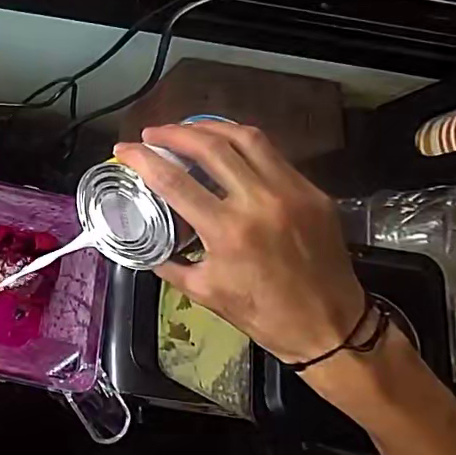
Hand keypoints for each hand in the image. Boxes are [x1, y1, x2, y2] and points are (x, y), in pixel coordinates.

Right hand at [114, 120, 365, 363]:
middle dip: (173, 133)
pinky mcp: (312, 191)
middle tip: (152, 133)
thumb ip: (169, 262)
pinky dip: (242, 142)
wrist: (331, 327)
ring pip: (245, 138)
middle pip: (208, 146)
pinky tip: (227, 145)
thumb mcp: (205, 293)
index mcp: (227, 232)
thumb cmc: (264, 315)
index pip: (173, 181)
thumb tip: (144, 240)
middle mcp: (259, 202)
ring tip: (187, 129)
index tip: (124, 149)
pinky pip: (272, 153)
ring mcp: (290, 191)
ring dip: (209, 127)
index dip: (142, 159)